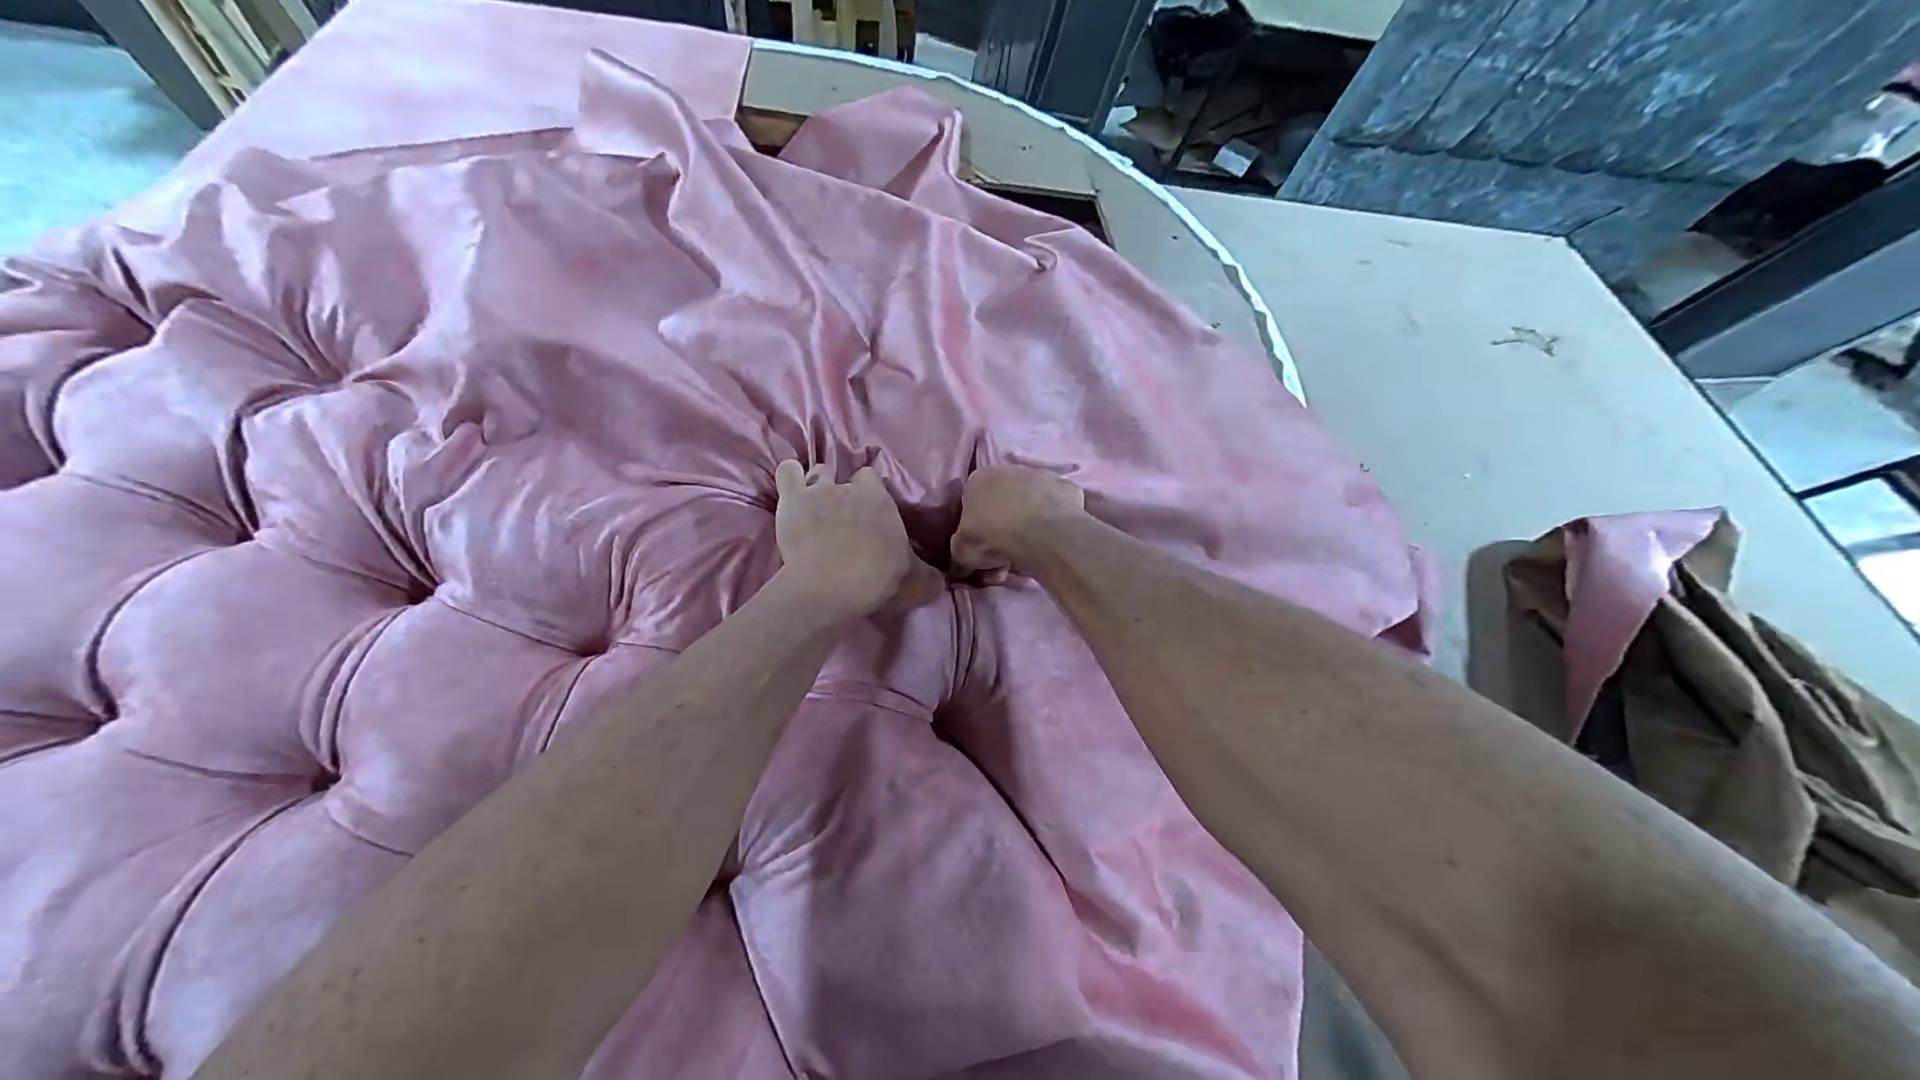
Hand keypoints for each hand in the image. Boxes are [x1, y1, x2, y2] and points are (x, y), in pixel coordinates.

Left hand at [775, 460, 942, 615]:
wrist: (833, 584)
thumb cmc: (878, 578)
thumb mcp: (915, 580)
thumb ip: (929, 576)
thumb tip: (943, 581)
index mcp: (880, 500)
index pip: (873, 479)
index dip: (869, 493)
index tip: (868, 512)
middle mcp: (850, 488)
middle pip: (844, 475)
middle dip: (841, 490)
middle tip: (840, 514)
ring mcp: (819, 490)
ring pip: (817, 472)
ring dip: (816, 485)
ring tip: (814, 505)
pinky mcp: (792, 499)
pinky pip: (788, 472)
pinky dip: (790, 477)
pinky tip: (791, 489)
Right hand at [950, 465, 1087, 576]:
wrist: (1044, 532)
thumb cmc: (994, 536)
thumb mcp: (962, 552)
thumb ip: (959, 555)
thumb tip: (959, 568)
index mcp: (978, 479)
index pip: (970, 502)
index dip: (975, 527)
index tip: (981, 547)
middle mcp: (1009, 469)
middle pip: (1002, 501)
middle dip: (1002, 525)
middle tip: (1005, 554)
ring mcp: (1041, 475)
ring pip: (1030, 503)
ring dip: (1028, 522)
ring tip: (1031, 552)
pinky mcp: (1068, 488)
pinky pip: (1056, 508)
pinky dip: (1054, 521)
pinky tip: (1053, 540)